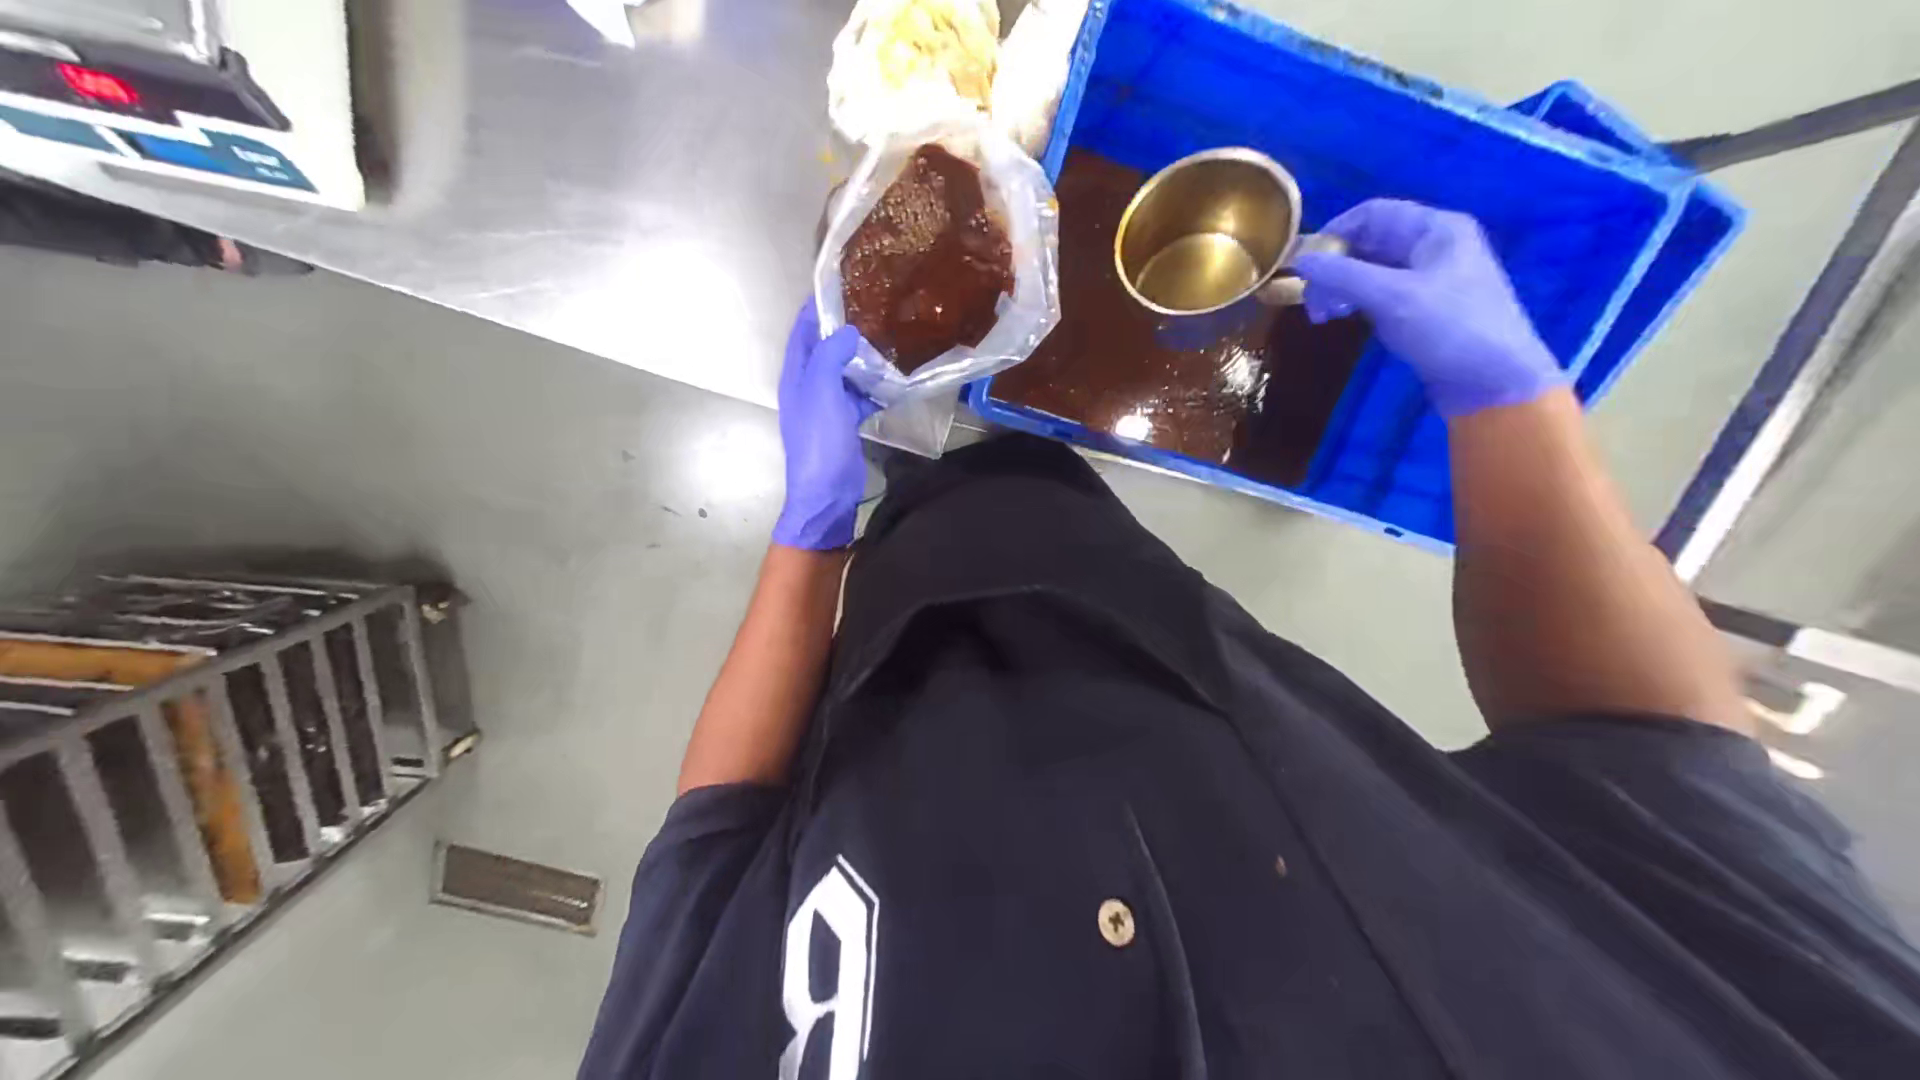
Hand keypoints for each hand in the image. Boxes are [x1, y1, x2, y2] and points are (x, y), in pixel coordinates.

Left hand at [772, 301, 878, 549]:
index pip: (802, 333)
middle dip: (844, 330)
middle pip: (825, 350)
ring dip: (862, 358)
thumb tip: (848, 330)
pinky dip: (873, 387)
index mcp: (796, 376)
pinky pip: (859, 396)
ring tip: (888, 338)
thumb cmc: (818, 440)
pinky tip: (893, 380)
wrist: (826, 491)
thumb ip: (831, 356)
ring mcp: (828, 406)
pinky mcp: (845, 422)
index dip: (816, 310)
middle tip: (874, 310)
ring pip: (845, 373)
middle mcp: (809, 387)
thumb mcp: (821, 391)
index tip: (840, 287)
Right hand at [1293, 199, 1564, 417]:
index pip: (1372, 213)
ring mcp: (1428, 277)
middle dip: (1333, 267)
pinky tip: (1342, 319)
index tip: (1302, 266)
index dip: (1332, 234)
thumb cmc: (1448, 328)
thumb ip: (1342, 276)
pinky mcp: (1421, 306)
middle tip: (1310, 302)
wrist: (1492, 380)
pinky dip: (1354, 301)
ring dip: (1339, 288)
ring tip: (1322, 316)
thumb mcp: (1391, 297)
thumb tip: (1298, 261)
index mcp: (1435, 229)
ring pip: (1369, 270)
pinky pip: (1377, 292)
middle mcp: (1432, 245)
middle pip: (1367, 242)